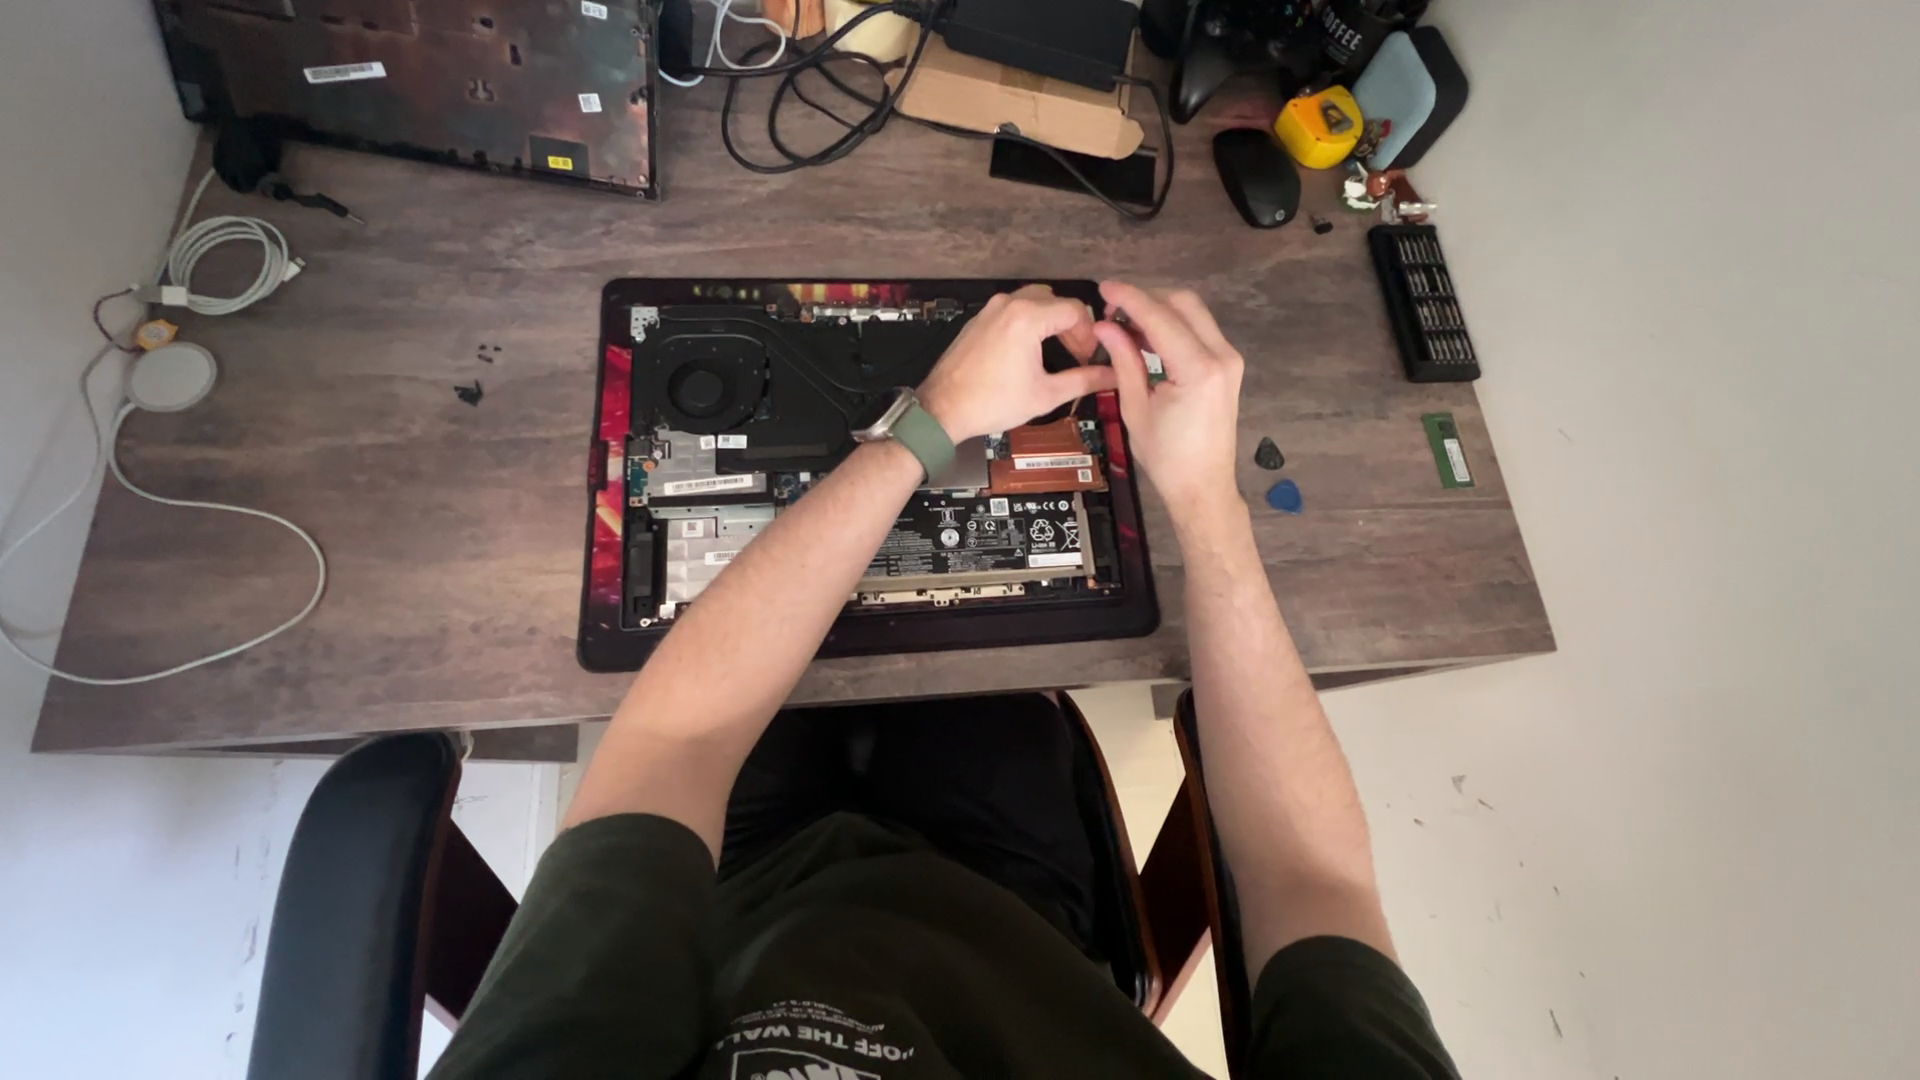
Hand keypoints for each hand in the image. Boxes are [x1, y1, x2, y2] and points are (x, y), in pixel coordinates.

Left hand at [916, 285, 1116, 441]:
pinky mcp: (979, 319)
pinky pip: (1013, 310)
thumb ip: (1084, 380)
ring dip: (1051, 323)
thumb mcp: (1045, 395)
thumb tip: (1114, 376)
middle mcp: (1009, 303)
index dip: (1089, 335)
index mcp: (1028, 317)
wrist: (942, 409)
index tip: (1090, 358)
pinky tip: (1031, 352)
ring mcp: (991, 309)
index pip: (1075, 310)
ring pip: (1034, 302)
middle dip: (1072, 327)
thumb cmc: (992, 403)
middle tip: (1078, 356)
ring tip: (1058, 354)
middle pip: (1056, 302)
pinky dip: (1030, 324)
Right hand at [1093, 282, 1245, 526]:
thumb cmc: (1166, 457)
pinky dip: (1172, 326)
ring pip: (1193, 313)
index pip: (1160, 317)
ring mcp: (1229, 359)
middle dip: (1146, 298)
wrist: (1202, 486)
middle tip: (1112, 308)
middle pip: (1182, 303)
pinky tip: (1146, 337)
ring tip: (1125, 323)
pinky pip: (1198, 331)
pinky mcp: (1227, 366)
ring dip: (1159, 310)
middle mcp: (1221, 356)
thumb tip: (1105, 326)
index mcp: (1198, 369)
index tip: (1104, 288)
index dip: (1129, 298)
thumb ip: (1124, 361)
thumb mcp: (1136, 409)